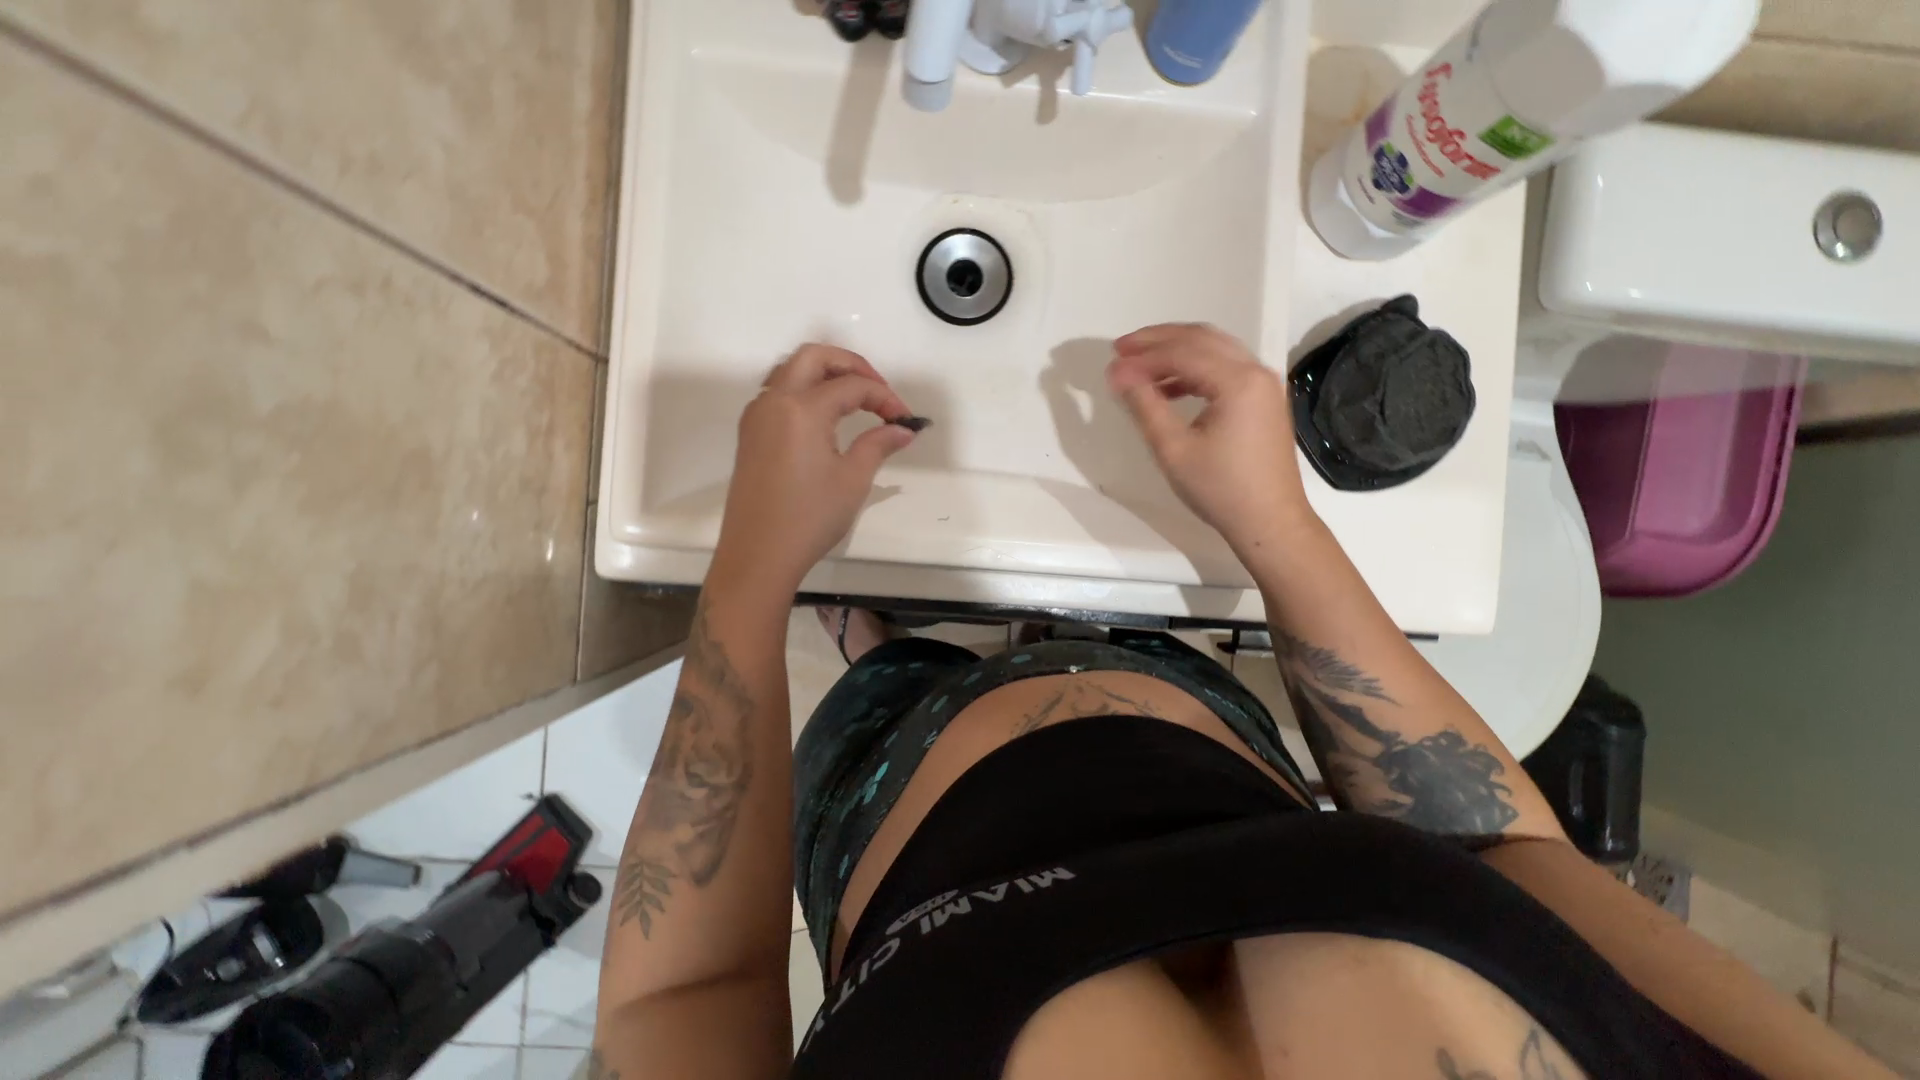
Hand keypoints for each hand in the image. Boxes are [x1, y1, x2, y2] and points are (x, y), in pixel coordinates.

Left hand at [714, 345, 917, 591]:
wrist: (758, 555)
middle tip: (877, 392)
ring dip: (824, 374)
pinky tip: (825, 418)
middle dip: (851, 366)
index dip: (884, 397)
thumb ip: (878, 444)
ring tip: (854, 400)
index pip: (851, 386)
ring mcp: (757, 416)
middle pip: (814, 358)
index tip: (905, 418)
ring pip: (791, 370)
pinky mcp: (750, 434)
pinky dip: (804, 390)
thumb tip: (903, 428)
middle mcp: (774, 401)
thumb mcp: (852, 480)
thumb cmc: (809, 518)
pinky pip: (777, 393)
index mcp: (802, 408)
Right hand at [1108, 324, 1314, 552]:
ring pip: (1215, 349)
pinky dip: (1195, 368)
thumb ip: (1144, 405)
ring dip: (1176, 350)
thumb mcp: (1173, 449)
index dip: (1142, 357)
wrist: (1270, 522)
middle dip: (1158, 340)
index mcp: (1238, 381)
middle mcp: (1256, 371)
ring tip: (1139, 364)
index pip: (1182, 353)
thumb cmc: (1221, 489)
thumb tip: (1118, 374)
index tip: (1110, 366)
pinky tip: (1169, 387)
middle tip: (1121, 348)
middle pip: (1201, 338)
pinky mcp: (1264, 399)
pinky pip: (1226, 367)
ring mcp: (1264, 384)